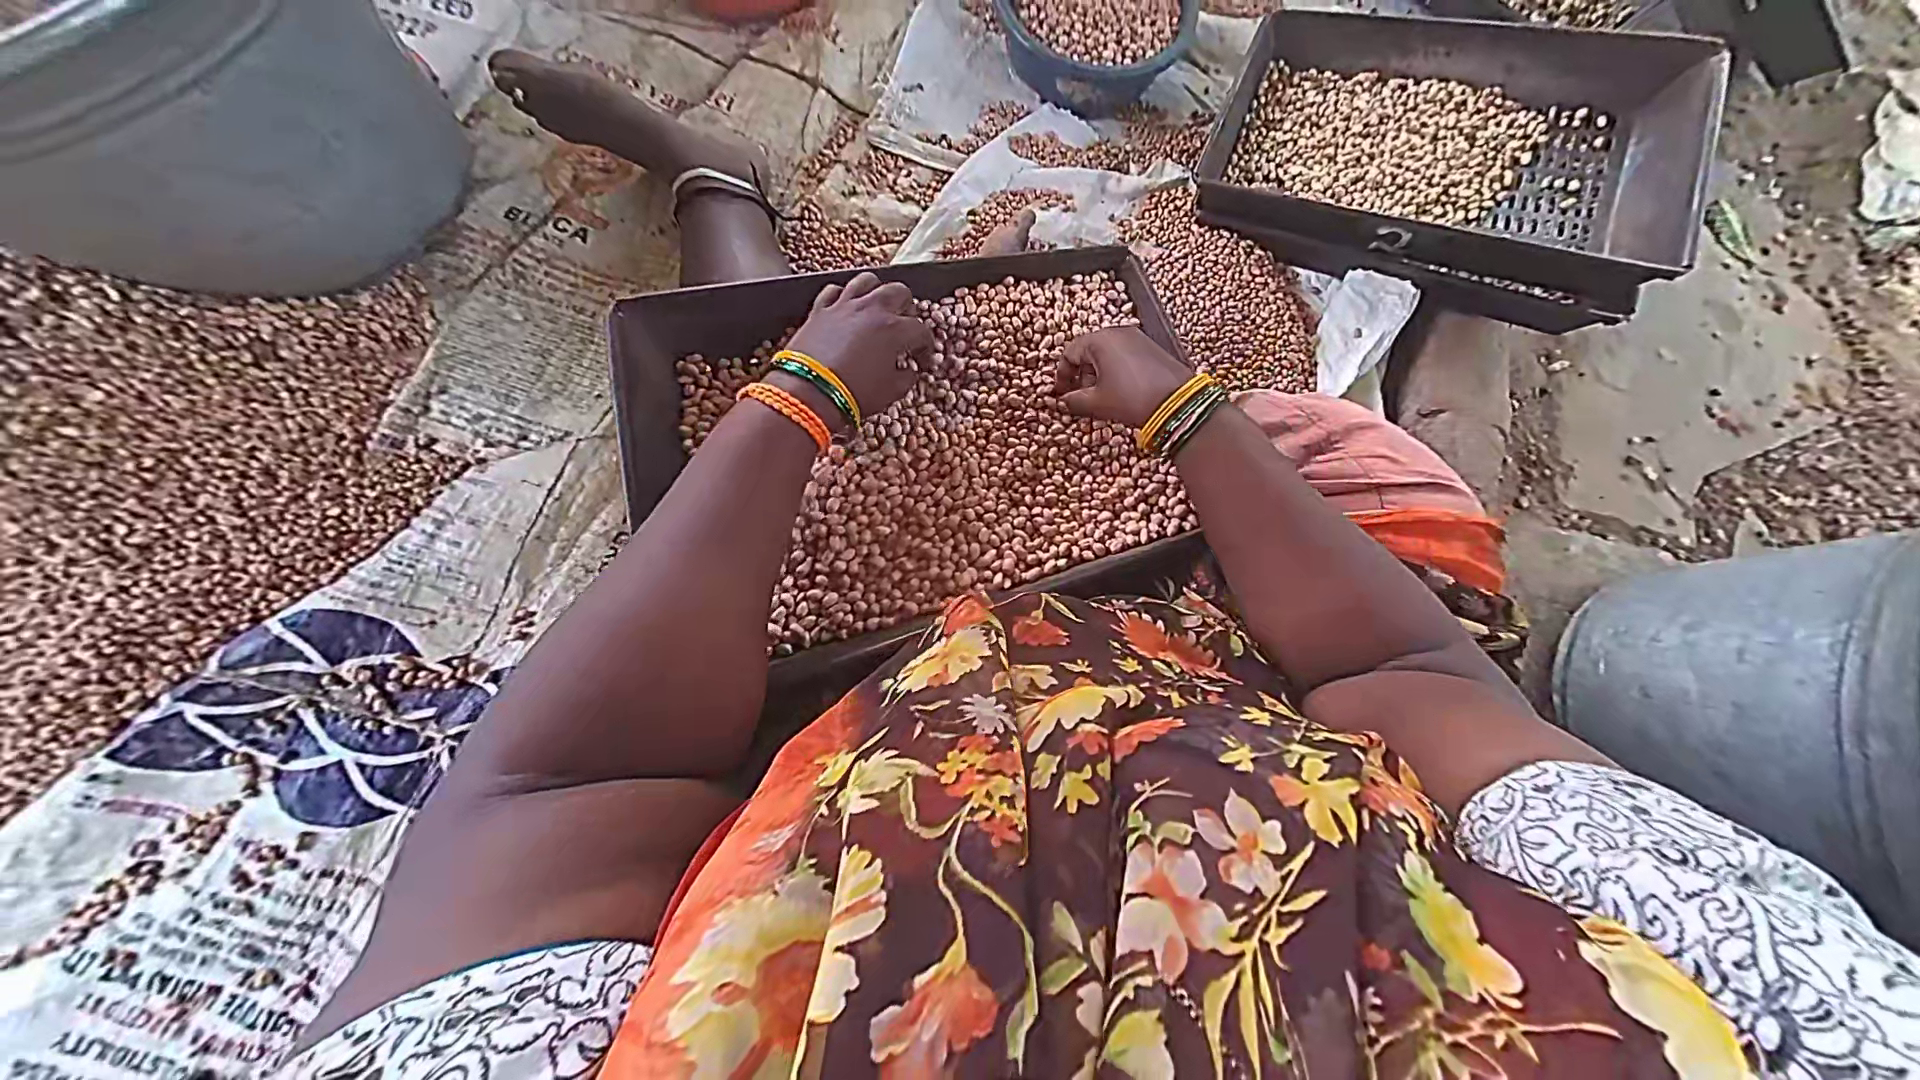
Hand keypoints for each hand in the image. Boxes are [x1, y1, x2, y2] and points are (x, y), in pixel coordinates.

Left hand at [776, 272, 932, 431]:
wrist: (809, 393)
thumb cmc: (853, 394)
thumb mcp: (891, 392)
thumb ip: (906, 378)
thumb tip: (909, 371)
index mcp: (894, 329)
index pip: (920, 331)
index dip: (926, 347)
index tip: (923, 360)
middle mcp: (871, 309)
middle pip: (899, 292)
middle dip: (907, 309)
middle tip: (905, 327)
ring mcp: (844, 306)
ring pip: (867, 281)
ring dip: (878, 291)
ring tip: (879, 307)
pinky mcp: (820, 310)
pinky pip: (834, 291)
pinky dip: (843, 296)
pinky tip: (846, 307)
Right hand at [1052, 326, 1193, 428]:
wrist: (1177, 402)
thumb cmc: (1133, 398)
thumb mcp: (1096, 402)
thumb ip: (1073, 400)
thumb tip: (1063, 401)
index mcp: (1100, 340)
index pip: (1069, 353)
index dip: (1062, 375)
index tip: (1062, 392)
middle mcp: (1118, 333)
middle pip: (1088, 351)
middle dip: (1080, 375)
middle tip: (1079, 396)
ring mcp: (1137, 339)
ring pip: (1106, 354)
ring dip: (1097, 374)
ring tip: (1099, 397)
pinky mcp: (1150, 349)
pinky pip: (1123, 356)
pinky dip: (1114, 372)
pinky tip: (1118, 392)